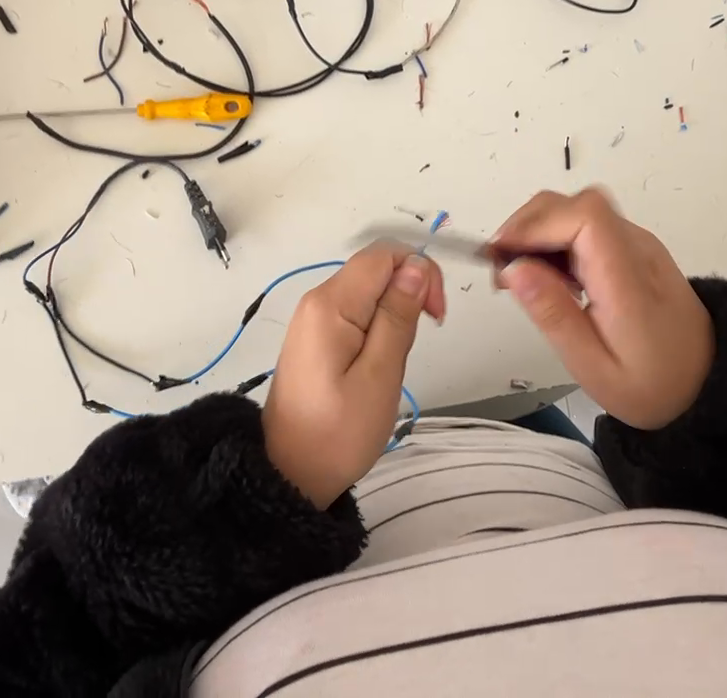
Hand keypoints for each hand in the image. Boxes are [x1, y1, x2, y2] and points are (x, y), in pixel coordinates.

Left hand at [264, 242, 445, 507]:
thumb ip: (398, 317)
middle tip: (420, 340)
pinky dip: (378, 325)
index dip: (419, 272)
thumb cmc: (338, 432)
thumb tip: (416, 266)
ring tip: (397, 360)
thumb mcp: (380, 376)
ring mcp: (314, 318)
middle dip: (409, 291)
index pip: (384, 254)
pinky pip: (356, 311)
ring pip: (369, 290)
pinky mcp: (316, 336)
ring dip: (396, 311)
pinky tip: (382, 359)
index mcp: (331, 304)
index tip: (436, 315)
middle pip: (376, 267)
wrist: (290, 473)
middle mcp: (318, 300)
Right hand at [493, 188, 713, 429]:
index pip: (584, 216)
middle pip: (575, 202)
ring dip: (537, 232)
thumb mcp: (595, 368)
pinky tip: (547, 277)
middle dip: (527, 226)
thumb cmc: (652, 384)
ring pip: (576, 208)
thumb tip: (513, 268)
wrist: (710, 383)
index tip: (502, 255)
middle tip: (503, 269)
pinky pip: (585, 225)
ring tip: (520, 276)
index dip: (535, 224)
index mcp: (628, 278)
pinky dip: (554, 240)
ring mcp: (636, 244)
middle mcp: (636, 248)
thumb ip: (554, 316)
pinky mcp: (631, 248)